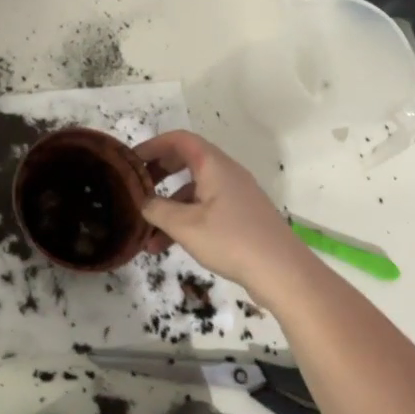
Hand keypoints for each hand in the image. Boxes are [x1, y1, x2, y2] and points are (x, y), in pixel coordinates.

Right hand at [138, 131, 302, 292]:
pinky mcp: (241, 217)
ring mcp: (235, 196)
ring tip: (146, 233)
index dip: (153, 145)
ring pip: (194, 191)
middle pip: (186, 162)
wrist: (284, 273)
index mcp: (213, 165)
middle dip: (158, 174)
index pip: (179, 140)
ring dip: (169, 207)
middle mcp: (226, 173)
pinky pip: (205, 209)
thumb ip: (157, 209)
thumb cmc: (232, 240)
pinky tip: (167, 247)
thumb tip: (142, 201)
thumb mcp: (185, 226)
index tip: (130, 161)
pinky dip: (185, 221)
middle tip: (136, 188)